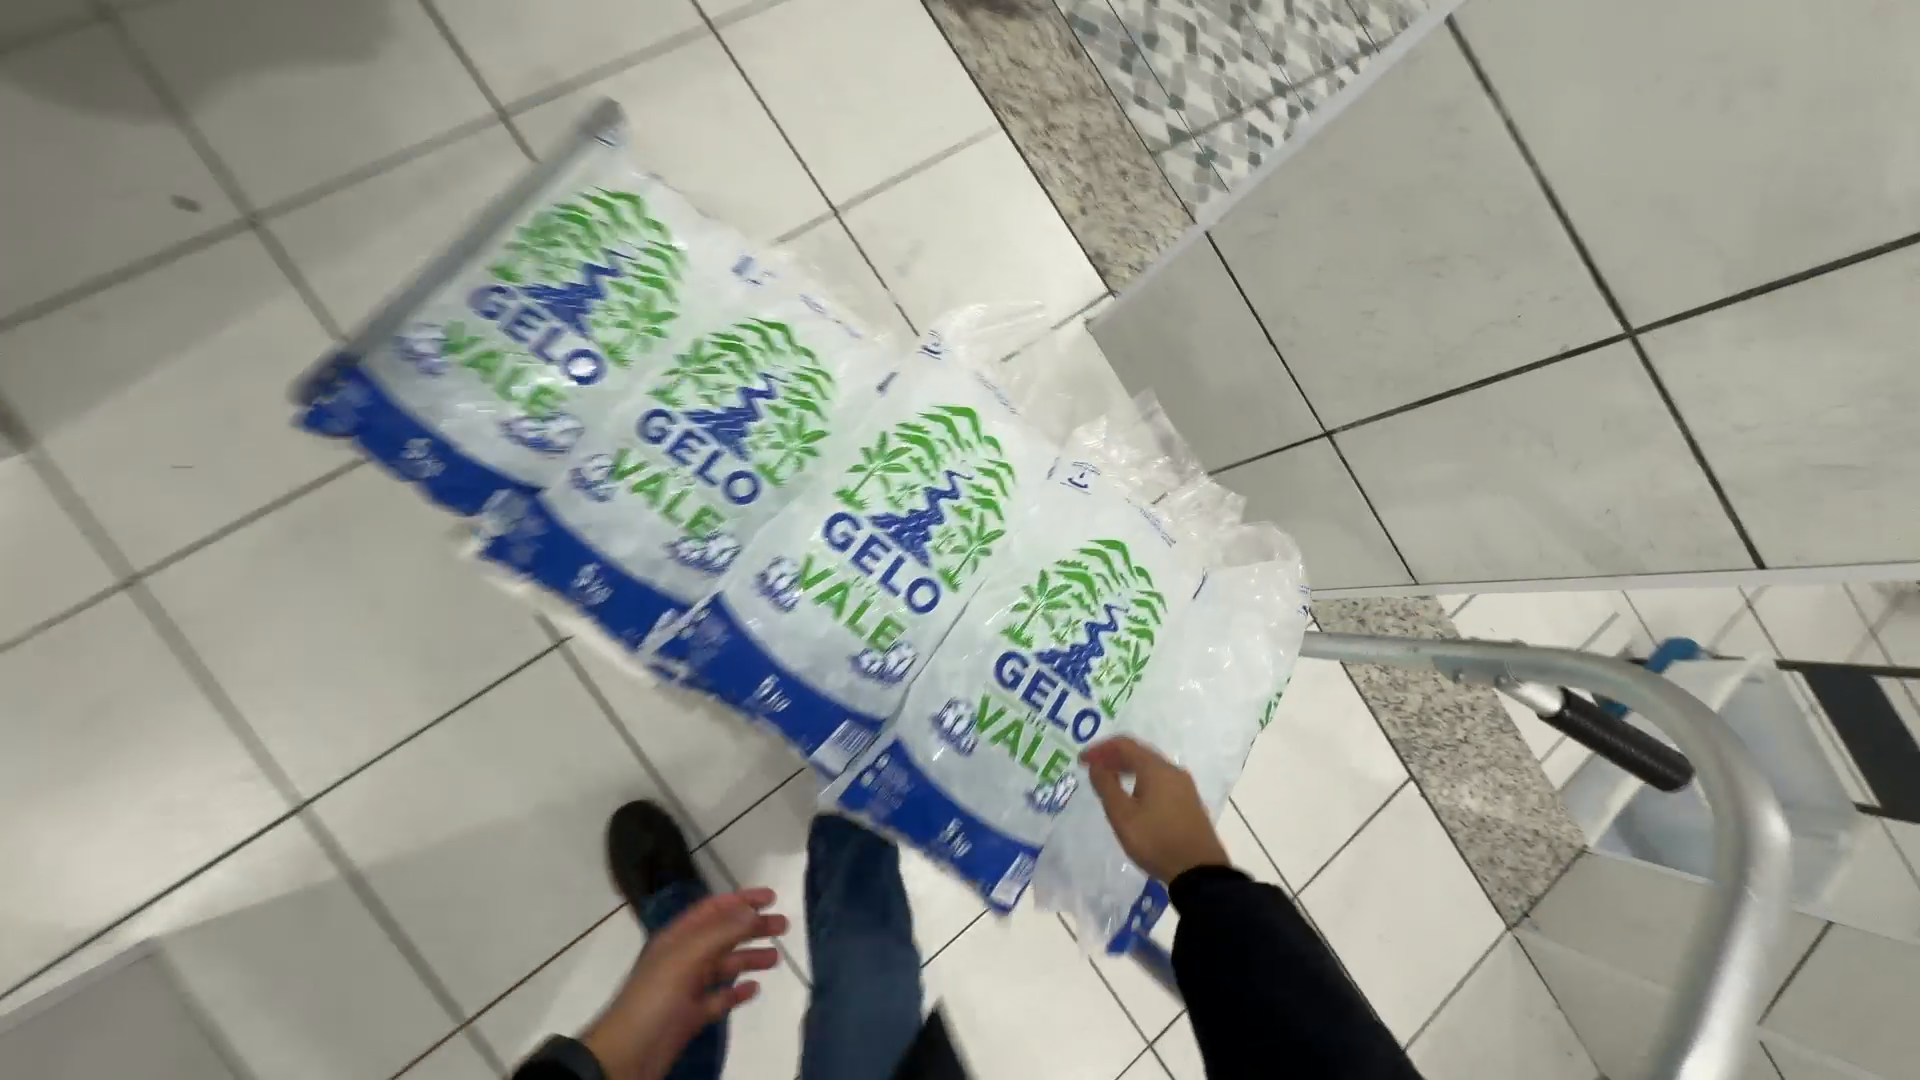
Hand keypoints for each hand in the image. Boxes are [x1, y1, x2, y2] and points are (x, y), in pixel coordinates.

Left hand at [582, 887, 789, 1079]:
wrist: (622, 1059)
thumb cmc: (652, 1001)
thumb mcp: (685, 959)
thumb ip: (720, 933)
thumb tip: (752, 910)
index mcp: (678, 938)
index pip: (714, 908)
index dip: (741, 899)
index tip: (771, 898)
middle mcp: (683, 958)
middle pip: (724, 935)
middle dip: (752, 928)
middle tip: (783, 927)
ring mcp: (686, 989)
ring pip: (724, 966)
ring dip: (749, 958)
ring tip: (775, 960)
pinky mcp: (690, 1017)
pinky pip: (718, 999)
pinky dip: (736, 992)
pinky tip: (754, 990)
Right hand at [1081, 736, 1229, 883]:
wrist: (1200, 873)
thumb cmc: (1156, 841)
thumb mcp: (1122, 816)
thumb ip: (1106, 786)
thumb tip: (1096, 765)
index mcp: (1156, 769)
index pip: (1124, 744)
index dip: (1100, 749)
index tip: (1082, 761)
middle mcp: (1173, 771)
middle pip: (1139, 753)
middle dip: (1113, 757)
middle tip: (1093, 769)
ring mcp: (1185, 786)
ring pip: (1151, 767)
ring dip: (1128, 769)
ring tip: (1111, 783)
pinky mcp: (1190, 802)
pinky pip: (1161, 781)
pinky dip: (1142, 780)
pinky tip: (1135, 797)